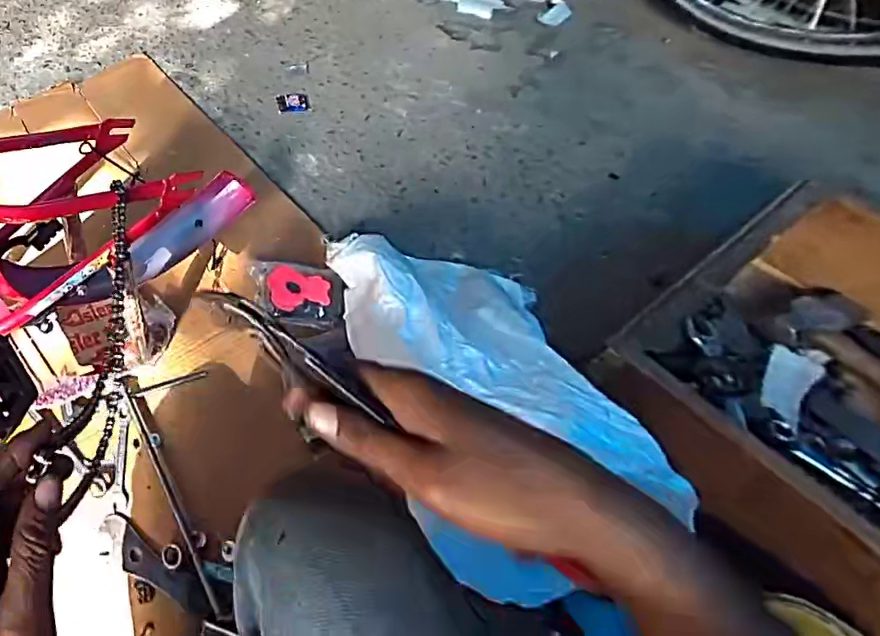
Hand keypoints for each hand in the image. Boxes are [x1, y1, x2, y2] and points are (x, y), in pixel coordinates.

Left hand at [0, 418, 63, 635]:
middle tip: (57, 451)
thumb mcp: (22, 614)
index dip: (13, 455)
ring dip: (27, 500)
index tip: (43, 433)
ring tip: (59, 482)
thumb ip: (35, 542)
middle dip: (22, 474)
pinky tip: (48, 522)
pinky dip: (25, 529)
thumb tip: (48, 482)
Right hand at [287, 367, 780, 635]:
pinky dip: (388, 434)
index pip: (345, 367)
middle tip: (312, 435)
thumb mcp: (421, 472)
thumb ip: (364, 439)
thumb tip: (311, 405)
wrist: (590, 512)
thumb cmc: (498, 490)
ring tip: (344, 450)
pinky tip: (392, 463)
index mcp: (409, 387)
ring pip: (387, 403)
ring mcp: (450, 406)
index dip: (312, 382)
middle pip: (363, 383)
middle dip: (332, 403)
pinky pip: (410, 420)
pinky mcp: (467, 428)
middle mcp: (426, 386)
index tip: (289, 408)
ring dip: (359, 421)